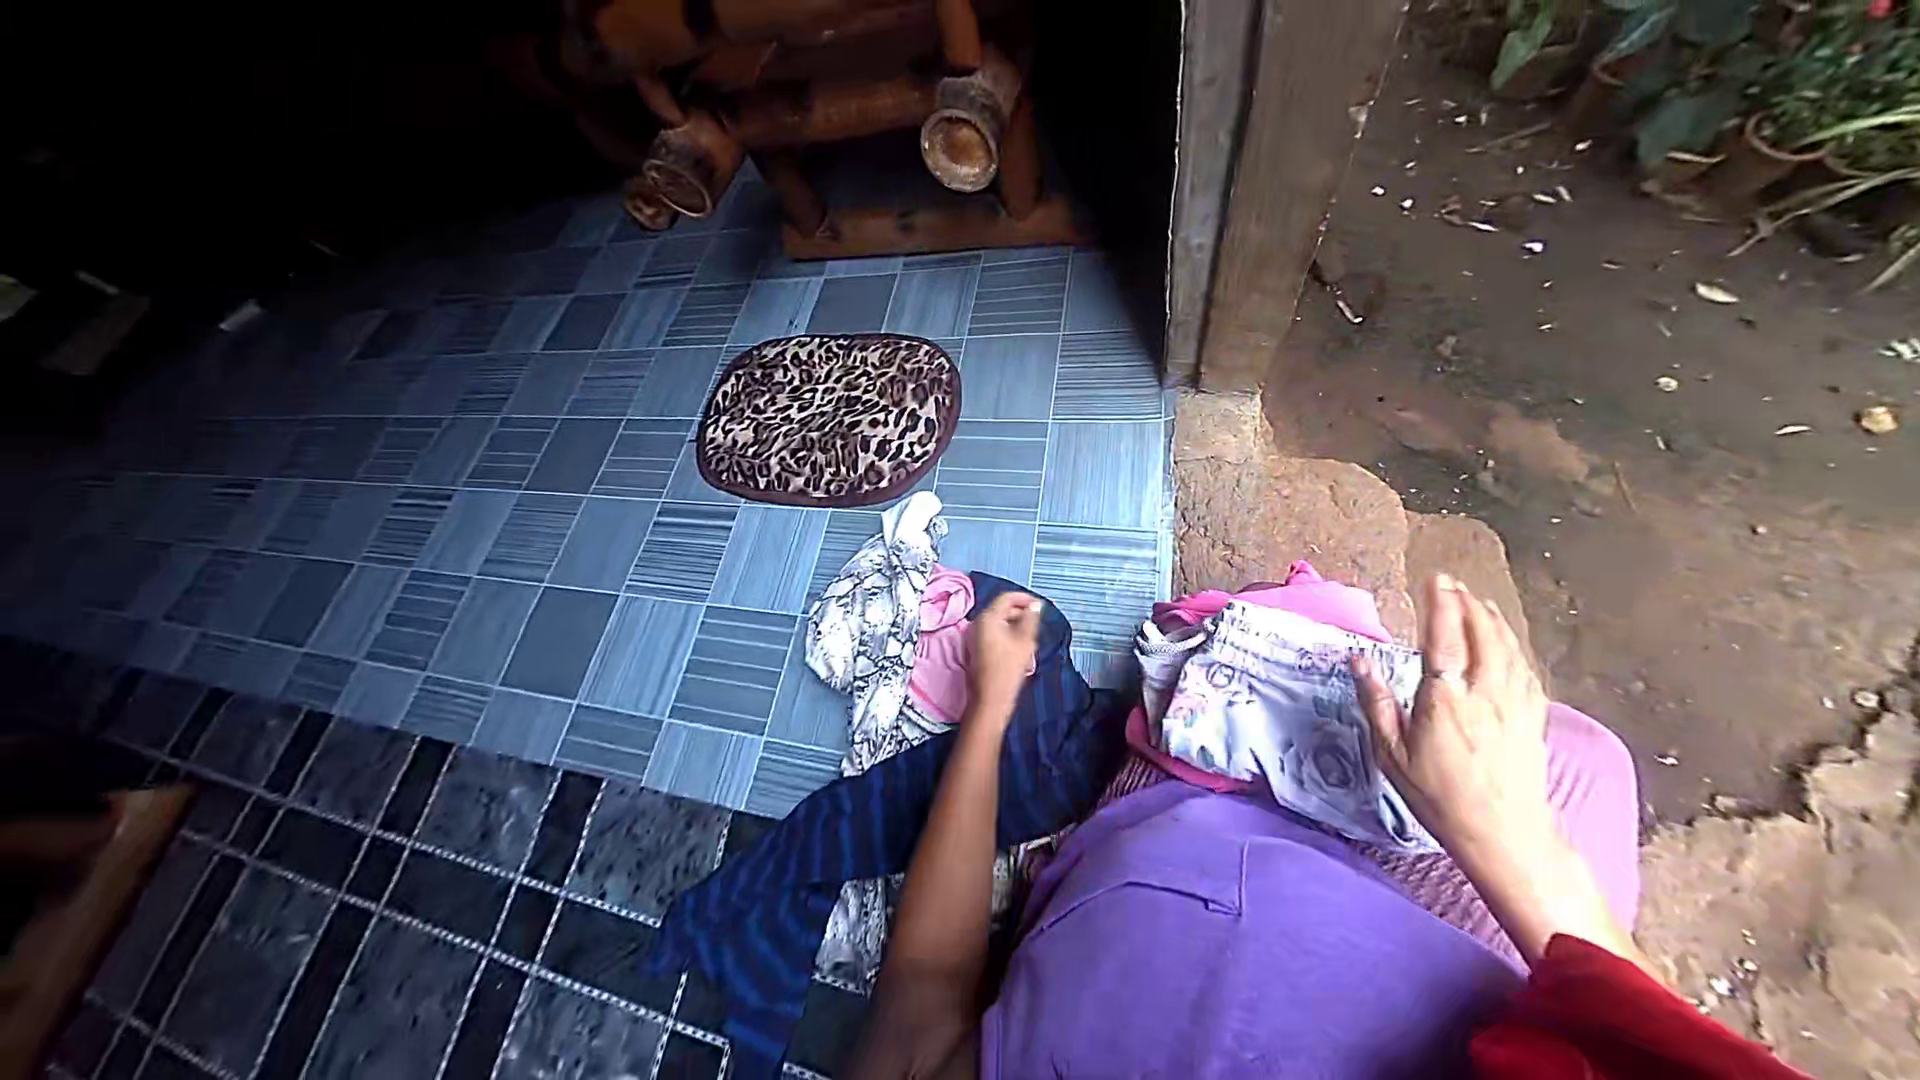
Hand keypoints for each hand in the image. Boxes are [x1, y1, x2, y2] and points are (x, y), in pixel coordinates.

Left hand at [968, 592, 1042, 714]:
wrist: (991, 699)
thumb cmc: (1007, 671)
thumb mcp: (1025, 640)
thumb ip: (1031, 618)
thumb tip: (1034, 606)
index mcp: (987, 618)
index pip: (1007, 597)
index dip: (1025, 598)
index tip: (1038, 605)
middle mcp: (978, 624)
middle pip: (1002, 609)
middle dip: (1021, 613)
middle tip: (1037, 621)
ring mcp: (975, 636)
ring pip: (999, 622)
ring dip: (1015, 624)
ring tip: (1030, 636)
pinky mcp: (976, 648)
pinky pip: (994, 633)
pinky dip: (1007, 634)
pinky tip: (1019, 646)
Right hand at [1352, 573, 1553, 870]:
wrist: (1504, 835)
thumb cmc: (1437, 795)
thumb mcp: (1391, 751)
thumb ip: (1376, 701)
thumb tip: (1358, 659)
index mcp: (1445, 702)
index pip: (1445, 640)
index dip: (1441, 606)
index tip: (1435, 580)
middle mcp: (1485, 696)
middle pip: (1482, 636)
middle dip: (1467, 604)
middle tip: (1452, 584)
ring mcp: (1515, 706)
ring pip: (1508, 649)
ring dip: (1492, 620)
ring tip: (1477, 601)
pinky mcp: (1533, 719)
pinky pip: (1525, 670)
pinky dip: (1513, 646)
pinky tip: (1506, 641)